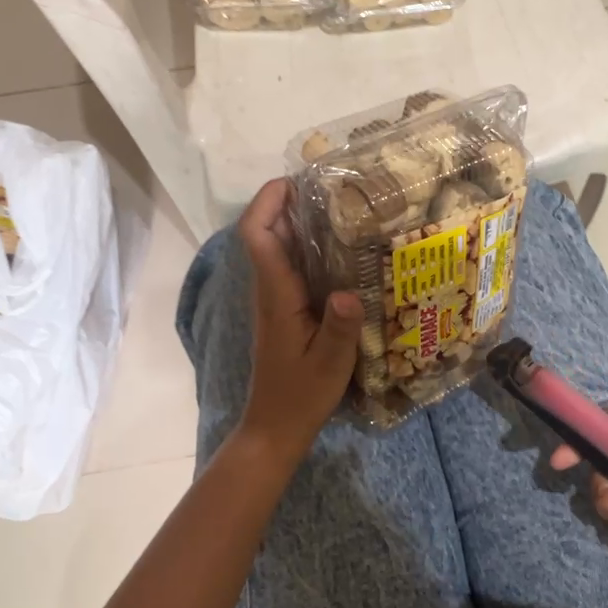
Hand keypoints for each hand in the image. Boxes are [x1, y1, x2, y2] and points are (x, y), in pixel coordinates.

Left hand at [235, 179, 362, 454]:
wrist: (275, 427)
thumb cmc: (300, 396)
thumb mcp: (329, 365)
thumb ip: (339, 328)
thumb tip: (348, 293)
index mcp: (276, 296)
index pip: (258, 235)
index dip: (269, 201)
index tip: (297, 180)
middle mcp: (271, 290)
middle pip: (267, 233)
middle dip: (290, 203)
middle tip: (334, 188)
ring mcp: (276, 300)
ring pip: (279, 248)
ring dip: (299, 223)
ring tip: (344, 208)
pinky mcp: (286, 311)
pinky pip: (291, 267)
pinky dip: (309, 248)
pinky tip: (343, 252)